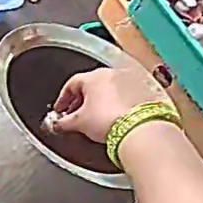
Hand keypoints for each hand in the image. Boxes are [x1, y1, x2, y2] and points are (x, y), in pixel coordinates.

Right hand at [50, 67, 167, 141]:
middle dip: (81, 100)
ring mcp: (131, 81)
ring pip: (110, 89)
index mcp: (94, 76)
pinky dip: (117, 104)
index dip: (63, 98)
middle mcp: (113, 74)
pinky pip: (126, 96)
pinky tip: (114, 117)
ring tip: (96, 118)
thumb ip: (64, 123)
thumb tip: (57, 125)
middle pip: (91, 85)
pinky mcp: (145, 91)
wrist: (139, 129)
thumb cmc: (109, 121)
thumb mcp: (79, 123)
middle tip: (76, 115)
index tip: (60, 110)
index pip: (72, 84)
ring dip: (100, 101)